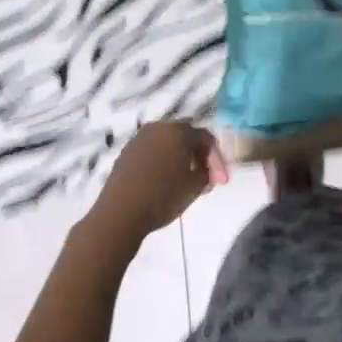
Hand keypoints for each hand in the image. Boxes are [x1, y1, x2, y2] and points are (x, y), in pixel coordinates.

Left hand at [90, 122, 229, 240]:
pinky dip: (163, 164)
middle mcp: (157, 127)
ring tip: (187, 183)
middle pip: (186, 138)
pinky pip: (152, 154)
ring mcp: (138, 140)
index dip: (217, 160)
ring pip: (167, 145)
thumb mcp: (195, 187)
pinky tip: (165, 183)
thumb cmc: (162, 196)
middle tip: (207, 180)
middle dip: (199, 158)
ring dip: (181, 161)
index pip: (205, 139)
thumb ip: (207, 174)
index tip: (221, 182)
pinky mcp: (125, 154)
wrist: (119, 214)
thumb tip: (204, 172)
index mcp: (177, 130)